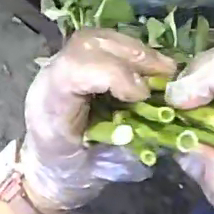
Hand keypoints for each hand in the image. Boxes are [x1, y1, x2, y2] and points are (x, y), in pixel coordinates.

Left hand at [19, 29, 177, 213]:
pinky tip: (151, 65)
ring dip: (135, 49)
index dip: (113, 74)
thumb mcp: (98, 167)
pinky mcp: (76, 62)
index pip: (74, 69)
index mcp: (49, 103)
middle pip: (88, 43)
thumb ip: (126, 140)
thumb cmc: (71, 175)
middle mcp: (52, 75)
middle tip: (167, 73)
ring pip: (97, 38)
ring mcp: (62, 64)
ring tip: (164, 68)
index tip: (142, 95)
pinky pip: (103, 44)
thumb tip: (162, 118)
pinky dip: (131, 51)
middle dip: (132, 54)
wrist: (46, 171)